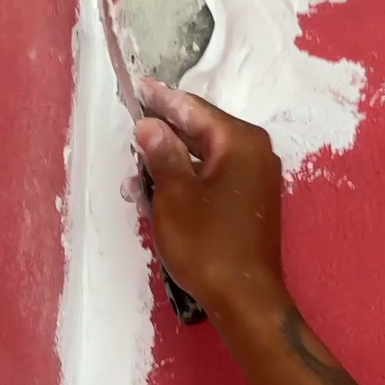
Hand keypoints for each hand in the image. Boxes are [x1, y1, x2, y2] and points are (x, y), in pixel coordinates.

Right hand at [129, 80, 289, 320]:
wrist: (244, 298)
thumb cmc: (207, 244)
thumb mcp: (174, 196)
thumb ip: (161, 154)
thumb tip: (149, 125)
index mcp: (240, 142)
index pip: (194, 109)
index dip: (161, 100)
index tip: (139, 87)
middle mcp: (253, 155)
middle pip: (200, 134)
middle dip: (162, 138)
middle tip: (130, 134)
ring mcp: (253, 182)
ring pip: (202, 163)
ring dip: (167, 169)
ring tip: (134, 181)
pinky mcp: (247, 206)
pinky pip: (210, 184)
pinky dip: (183, 187)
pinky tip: (156, 199)